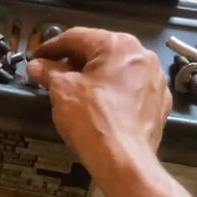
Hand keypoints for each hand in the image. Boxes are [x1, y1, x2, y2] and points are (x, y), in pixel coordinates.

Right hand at [26, 29, 168, 177]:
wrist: (123, 160)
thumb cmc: (91, 118)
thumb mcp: (62, 91)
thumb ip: (49, 72)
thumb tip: (37, 66)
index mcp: (118, 45)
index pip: (77, 37)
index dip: (51, 46)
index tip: (36, 57)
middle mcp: (142, 55)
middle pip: (100, 51)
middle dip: (74, 61)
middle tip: (52, 72)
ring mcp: (155, 80)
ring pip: (118, 70)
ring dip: (95, 76)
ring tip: (74, 90)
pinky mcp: (160, 103)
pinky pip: (131, 90)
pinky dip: (113, 92)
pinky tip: (100, 105)